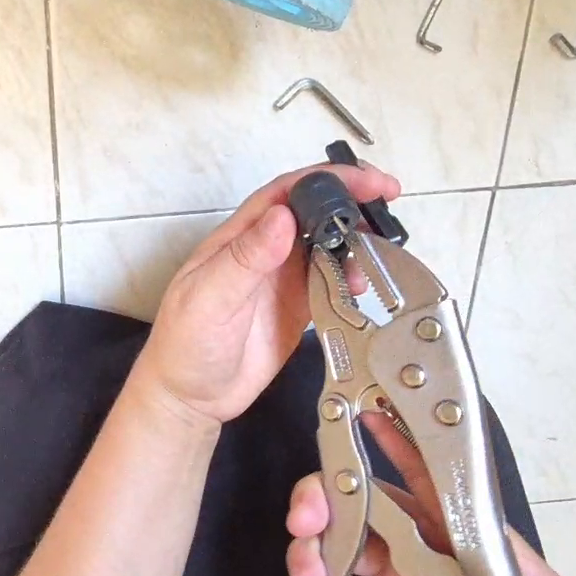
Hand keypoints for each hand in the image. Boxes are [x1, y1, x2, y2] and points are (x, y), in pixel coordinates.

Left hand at [131, 162, 398, 425]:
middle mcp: (262, 251)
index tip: (367, 179)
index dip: (326, 180)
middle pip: (312, 212)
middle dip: (350, 200)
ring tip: (379, 254)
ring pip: (326, 244)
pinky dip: (351, 278)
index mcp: (237, 239)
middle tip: (389, 200)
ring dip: (355, 241)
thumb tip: (282, 217)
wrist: (190, 396)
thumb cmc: (186, 344)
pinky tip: (363, 286)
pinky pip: (330, 281)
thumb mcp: (209, 299)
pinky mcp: (296, 307)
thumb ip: (245, 260)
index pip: (284, 194)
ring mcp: (280, 279)